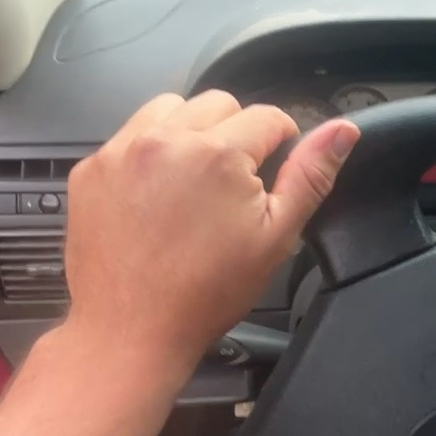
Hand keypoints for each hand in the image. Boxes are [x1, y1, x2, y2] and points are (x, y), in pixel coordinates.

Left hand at [58, 91, 358, 379]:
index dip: (281, 142)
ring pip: (173, 108)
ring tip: (195, 180)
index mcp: (218, 154)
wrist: (130, 331)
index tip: (272, 171)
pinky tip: (159, 193)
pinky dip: (151, 150)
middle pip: (220, 103)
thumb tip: (342, 131)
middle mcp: (166, 140)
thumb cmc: (205, 292)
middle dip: (236, 134)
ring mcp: (122, 151)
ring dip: (192, 131)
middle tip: (233, 184)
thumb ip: (311, 174)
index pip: (267, 116)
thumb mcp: (277, 235)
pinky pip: (131, 134)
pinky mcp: (92, 168)